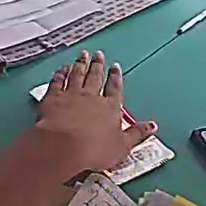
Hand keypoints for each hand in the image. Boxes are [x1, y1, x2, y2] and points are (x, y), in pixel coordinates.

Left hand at [21, 51, 155, 177]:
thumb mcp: (122, 146)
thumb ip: (136, 134)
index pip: (114, 89)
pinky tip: (62, 68)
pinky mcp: (53, 98)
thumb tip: (152, 126)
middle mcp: (91, 97)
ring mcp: (71, 95)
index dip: (115, 77)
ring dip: (81, 64)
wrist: (63, 147)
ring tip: (83, 55)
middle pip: (95, 77)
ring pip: (77, 74)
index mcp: (109, 108)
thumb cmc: (93, 150)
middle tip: (99, 55)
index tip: (115, 67)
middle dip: (98, 65)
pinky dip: (60, 73)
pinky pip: (58, 81)